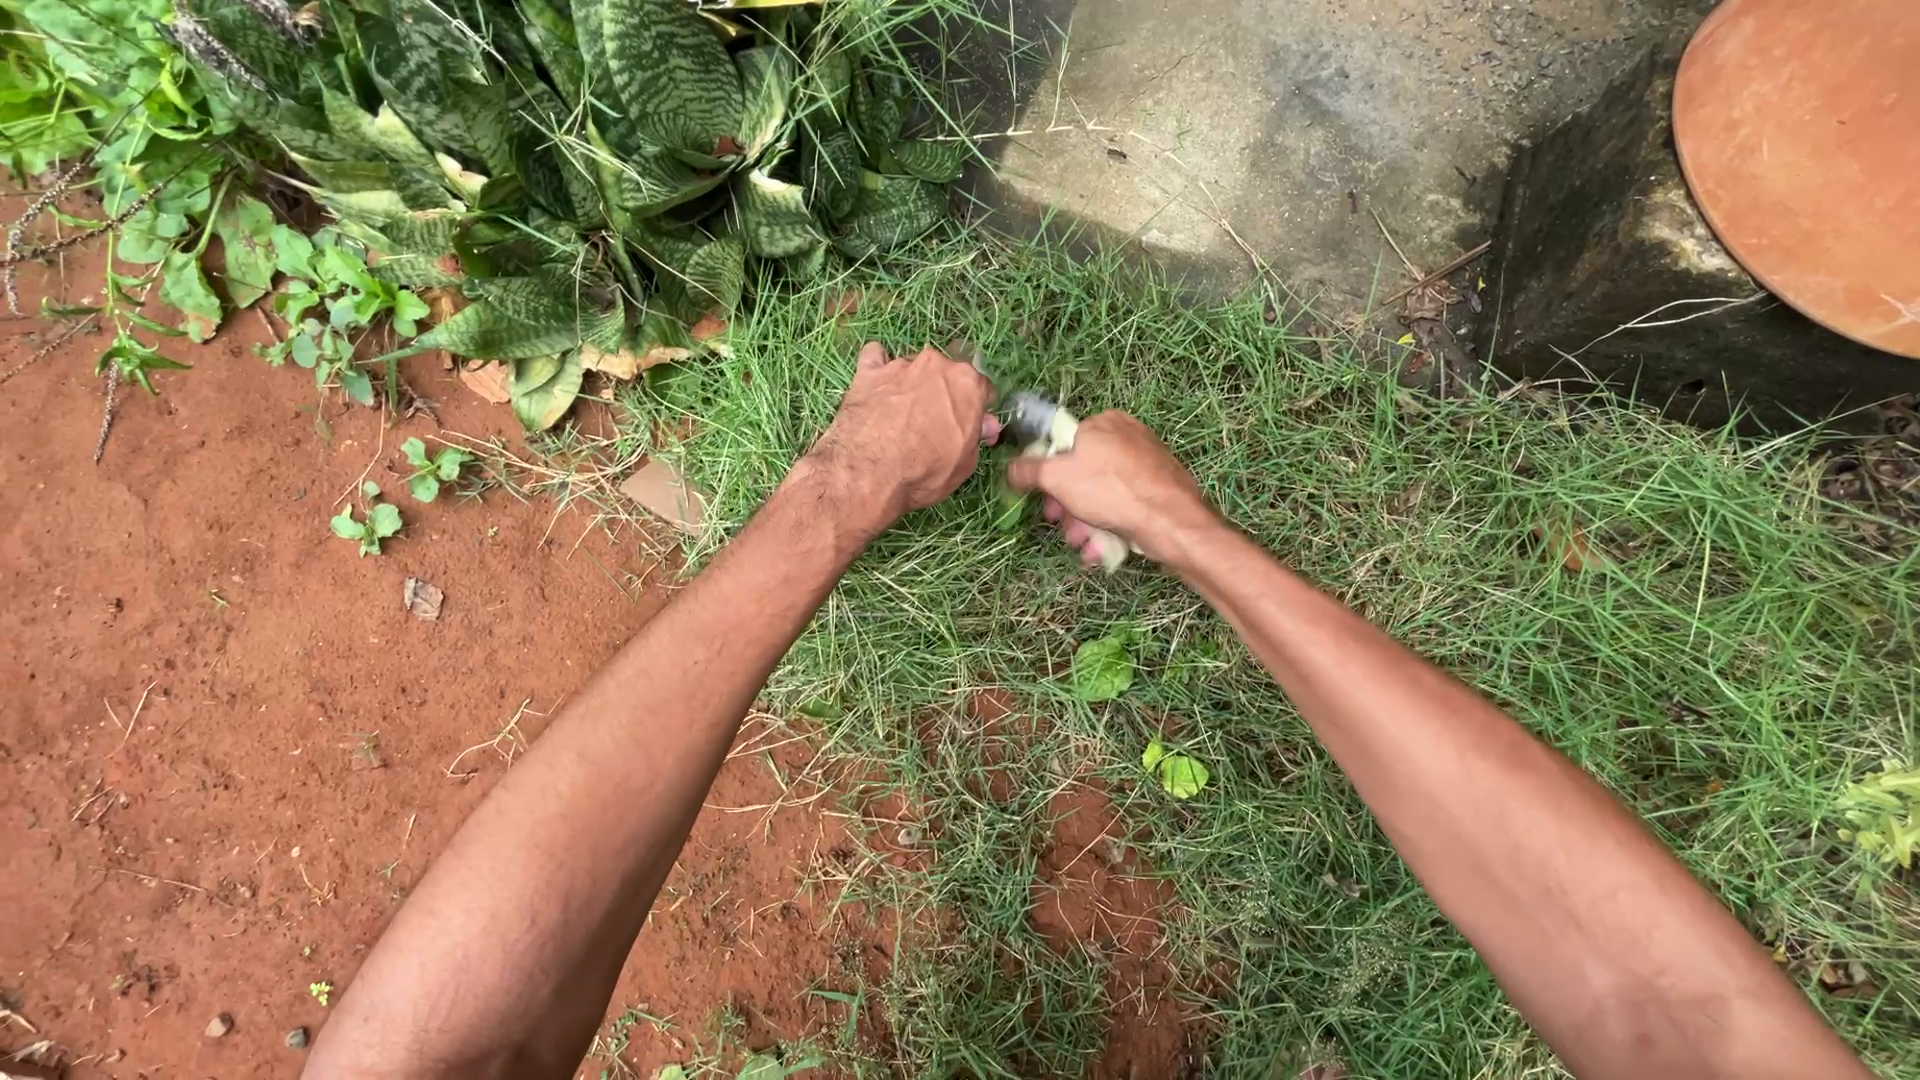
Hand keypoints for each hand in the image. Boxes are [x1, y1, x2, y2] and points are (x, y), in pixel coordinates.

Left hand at [805, 342, 999, 530]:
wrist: (869, 474)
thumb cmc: (926, 472)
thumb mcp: (965, 463)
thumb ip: (977, 436)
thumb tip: (986, 424)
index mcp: (967, 383)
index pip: (982, 388)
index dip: (976, 410)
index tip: (969, 426)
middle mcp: (936, 365)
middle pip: (946, 375)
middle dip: (944, 395)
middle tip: (933, 424)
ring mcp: (900, 365)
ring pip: (913, 368)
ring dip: (912, 385)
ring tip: (900, 415)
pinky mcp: (867, 371)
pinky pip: (875, 358)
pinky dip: (878, 369)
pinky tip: (876, 387)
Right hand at [1004, 411, 1215, 564]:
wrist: (1170, 521)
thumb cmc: (1110, 490)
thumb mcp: (1055, 477)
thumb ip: (1026, 471)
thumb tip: (1010, 470)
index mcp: (1103, 422)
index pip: (1064, 444)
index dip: (1049, 475)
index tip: (1045, 501)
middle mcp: (1127, 436)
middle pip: (1082, 473)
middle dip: (1068, 506)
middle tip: (1063, 527)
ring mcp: (1146, 462)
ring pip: (1102, 494)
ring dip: (1085, 522)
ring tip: (1084, 544)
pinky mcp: (1159, 488)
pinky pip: (1123, 504)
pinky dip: (1109, 524)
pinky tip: (1102, 546)